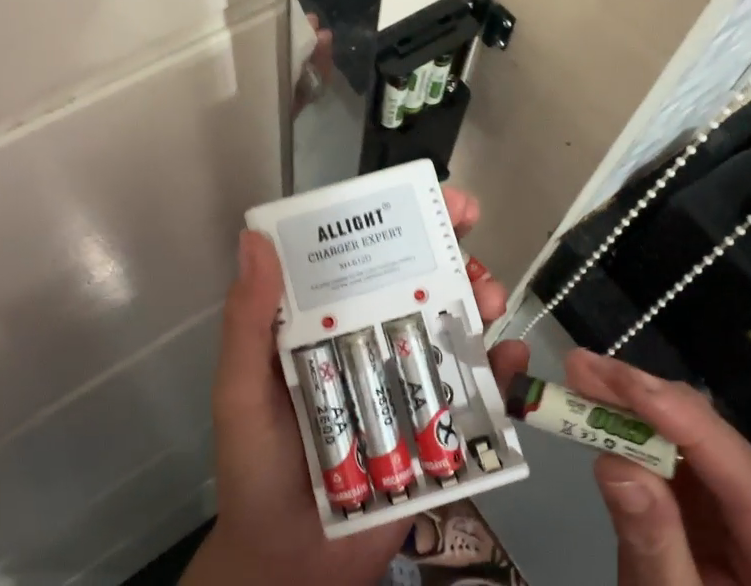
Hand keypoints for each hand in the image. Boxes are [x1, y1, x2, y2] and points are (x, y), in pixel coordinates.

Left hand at [182, 186, 523, 585]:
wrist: (290, 561)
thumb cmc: (257, 467)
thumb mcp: (240, 389)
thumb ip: (247, 320)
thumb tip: (255, 237)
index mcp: (326, 324)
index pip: (366, 258)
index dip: (402, 223)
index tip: (438, 200)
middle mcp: (371, 343)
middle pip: (421, 285)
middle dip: (455, 255)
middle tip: (474, 246)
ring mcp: (409, 384)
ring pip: (455, 328)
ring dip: (481, 302)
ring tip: (490, 297)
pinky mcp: (438, 431)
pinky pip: (479, 393)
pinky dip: (503, 371)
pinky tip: (511, 358)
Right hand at [556, 349, 750, 585]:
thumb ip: (653, 545)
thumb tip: (613, 460)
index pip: (741, 471)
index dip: (679, 417)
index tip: (616, 377)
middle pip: (720, 445)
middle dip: (647, 400)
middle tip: (580, 368)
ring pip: (699, 444)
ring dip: (637, 410)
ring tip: (582, 381)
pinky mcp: (728, 518)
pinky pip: (686, 466)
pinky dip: (641, 439)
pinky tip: (605, 417)